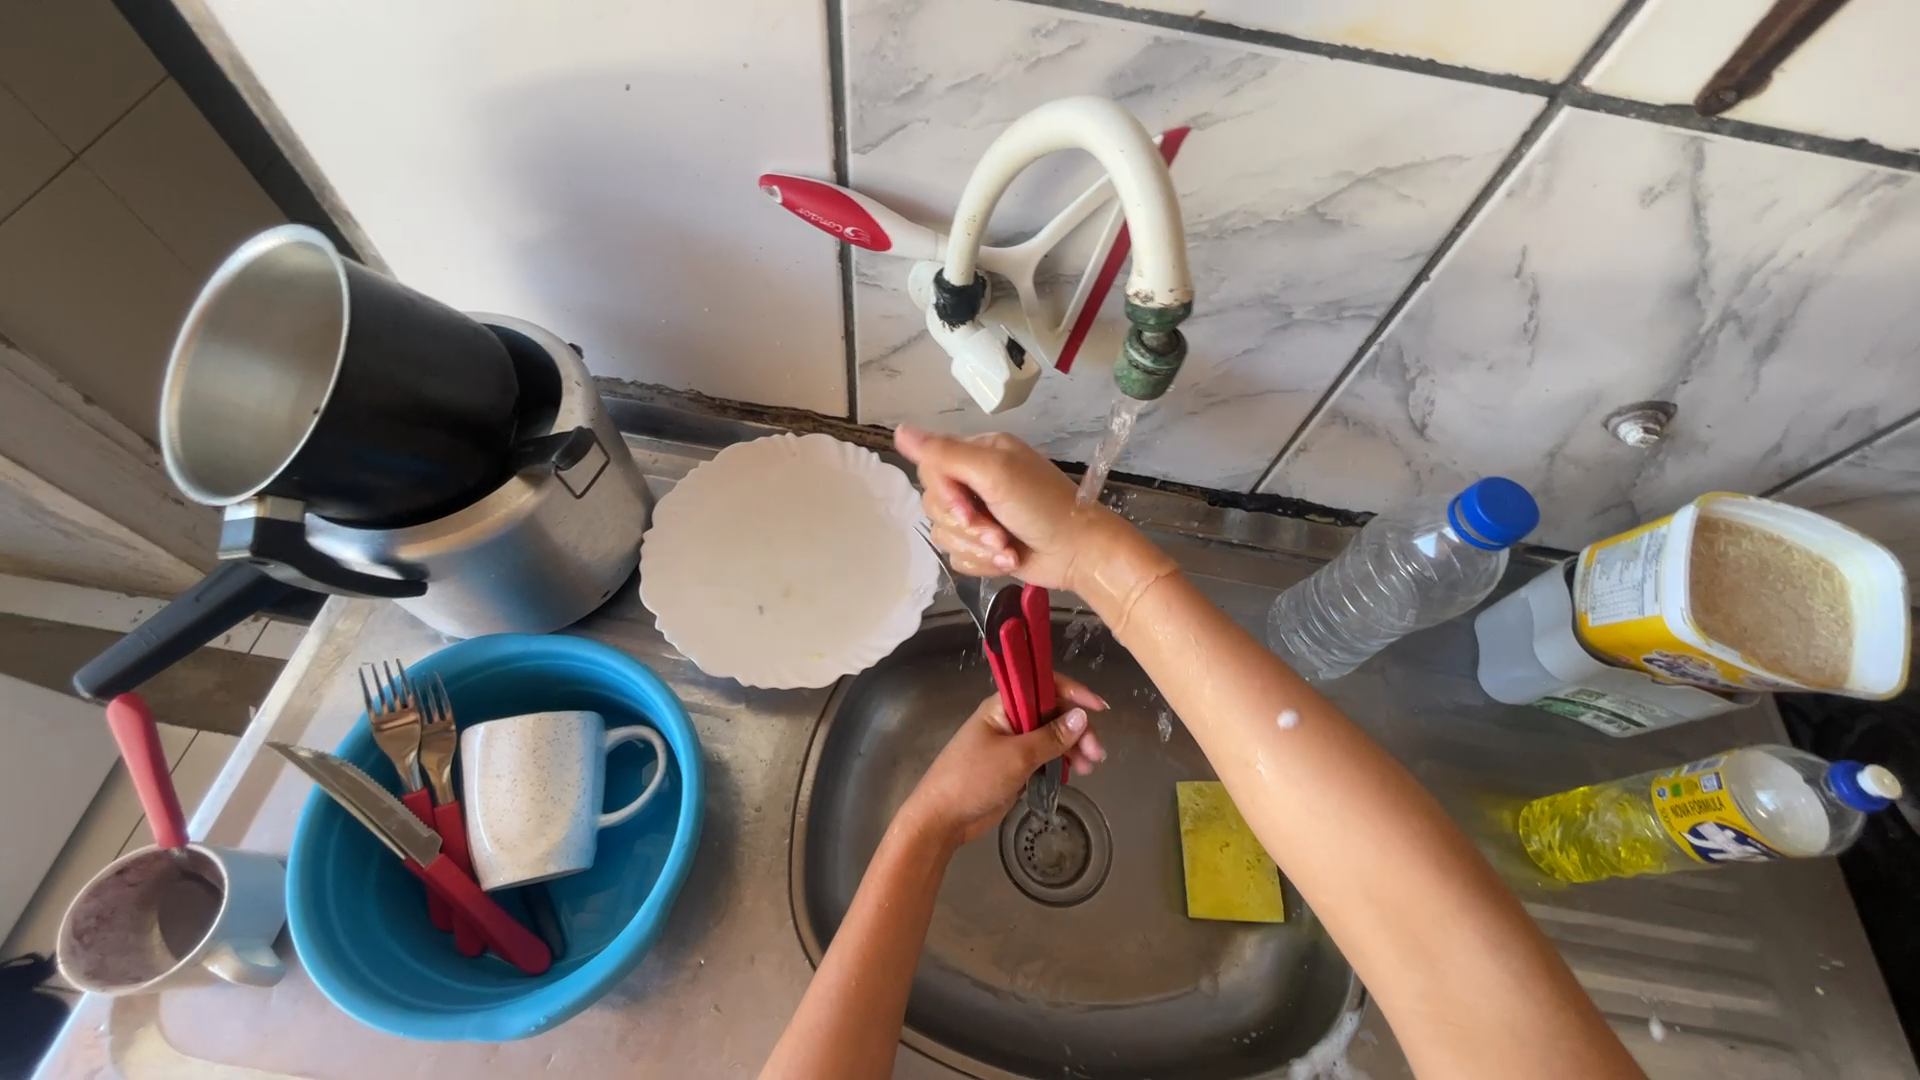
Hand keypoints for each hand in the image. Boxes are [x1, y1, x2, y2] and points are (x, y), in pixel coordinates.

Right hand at [894, 426, 1133, 591]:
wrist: (1077, 554)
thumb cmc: (1042, 507)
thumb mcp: (995, 472)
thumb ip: (945, 453)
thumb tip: (899, 431)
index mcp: (978, 454)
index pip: (931, 467)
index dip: (945, 494)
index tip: (968, 509)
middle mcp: (974, 481)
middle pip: (934, 504)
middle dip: (967, 527)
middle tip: (998, 532)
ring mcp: (979, 515)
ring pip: (944, 534)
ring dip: (978, 547)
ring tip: (1008, 549)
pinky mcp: (982, 546)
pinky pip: (957, 556)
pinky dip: (983, 563)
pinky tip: (1008, 560)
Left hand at [899, 675, 1109, 847]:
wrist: (942, 818)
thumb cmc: (973, 779)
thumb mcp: (1016, 757)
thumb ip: (1051, 737)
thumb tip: (1082, 717)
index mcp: (1003, 705)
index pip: (1043, 685)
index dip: (1073, 692)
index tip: (1098, 708)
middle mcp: (1009, 718)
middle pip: (1052, 712)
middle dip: (1077, 729)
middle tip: (1096, 754)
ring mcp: (1011, 743)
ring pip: (1051, 736)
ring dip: (1072, 748)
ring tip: (1089, 768)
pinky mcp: (1014, 766)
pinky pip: (1044, 756)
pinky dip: (1061, 762)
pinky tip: (1074, 774)